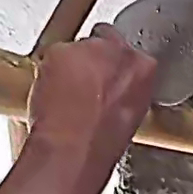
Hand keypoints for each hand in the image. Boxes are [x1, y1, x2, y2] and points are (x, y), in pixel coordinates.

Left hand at [24, 24, 158, 179]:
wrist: (76, 149)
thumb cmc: (102, 141)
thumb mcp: (131, 115)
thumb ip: (125, 90)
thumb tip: (114, 91)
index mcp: (144, 68)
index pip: (127, 54)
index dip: (111, 67)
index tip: (104, 80)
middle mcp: (119, 51)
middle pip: (100, 44)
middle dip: (89, 62)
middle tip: (81, 88)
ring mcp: (89, 49)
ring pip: (74, 50)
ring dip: (68, 67)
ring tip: (64, 97)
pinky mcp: (61, 51)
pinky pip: (52, 57)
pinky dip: (48, 73)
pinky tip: (51, 96)